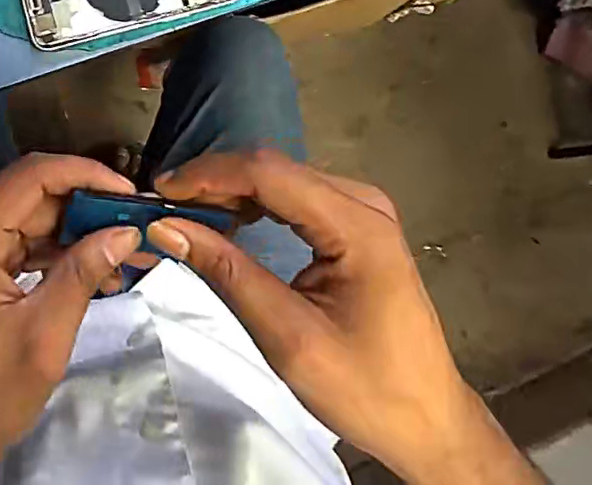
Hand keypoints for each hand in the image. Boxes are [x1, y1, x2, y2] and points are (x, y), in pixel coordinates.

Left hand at [0, 154, 144, 483]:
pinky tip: (95, 266)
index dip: (86, 174)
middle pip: (36, 192)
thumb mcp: (41, 340)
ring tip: (127, 249)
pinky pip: (23, 235)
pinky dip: (59, 248)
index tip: (130, 193)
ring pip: (34, 212)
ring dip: (79, 228)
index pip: (34, 175)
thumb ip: (81, 275)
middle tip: (138, 224)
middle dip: (90, 205)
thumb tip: (125, 232)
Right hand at [150, 150, 538, 484]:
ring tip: (183, 209)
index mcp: (357, 225)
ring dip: (227, 188)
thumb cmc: (367, 389)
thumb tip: (166, 226)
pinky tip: (223, 217)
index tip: (160, 191)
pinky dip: (250, 200)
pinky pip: (290, 192)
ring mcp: (360, 206)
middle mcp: (361, 200)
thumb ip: (227, 273)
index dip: (208, 175)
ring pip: (277, 175)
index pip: (268, 173)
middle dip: (212, 180)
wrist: (432, 424)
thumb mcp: (289, 338)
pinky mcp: (352, 219)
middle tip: (164, 204)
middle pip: (271, 167)